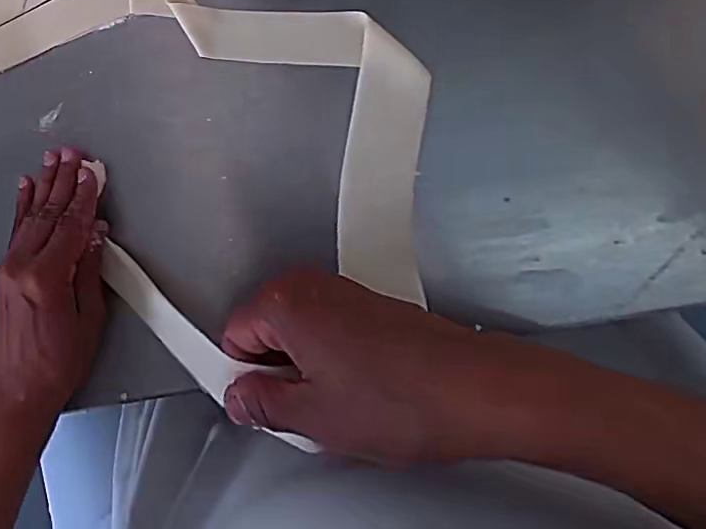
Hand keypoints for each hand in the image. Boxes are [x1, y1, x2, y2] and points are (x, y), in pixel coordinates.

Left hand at [0, 148, 108, 420]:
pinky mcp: (4, 268)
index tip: (91, 172)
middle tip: (73, 153)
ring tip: (53, 158)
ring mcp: (9, 264)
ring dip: (45, 184)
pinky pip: (16, 228)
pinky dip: (22, 203)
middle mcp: (23, 264)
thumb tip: (96, 233)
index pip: (71, 226)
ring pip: (32, 215)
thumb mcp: (89, 319)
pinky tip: (27, 184)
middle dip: (63, 180)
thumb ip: (90, 270)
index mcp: (47, 278)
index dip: (84, 197)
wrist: (17, 387)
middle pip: (49, 213)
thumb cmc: (59, 362)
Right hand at [220, 271, 586, 465]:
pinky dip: (332, 358)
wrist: (475, 389)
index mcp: (284, 302)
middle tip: (306, 410)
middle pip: (262, 330)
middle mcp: (307, 285)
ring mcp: (337, 290)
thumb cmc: (407, 396)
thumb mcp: (316, 420)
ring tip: (342, 403)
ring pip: (295, 332)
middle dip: (276, 372)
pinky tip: (362, 391)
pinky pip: (324, 328)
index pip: (230, 336)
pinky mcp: (362, 302)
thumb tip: (242, 398)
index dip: (242, 378)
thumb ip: (262, 405)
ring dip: (306, 368)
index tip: (254, 402)